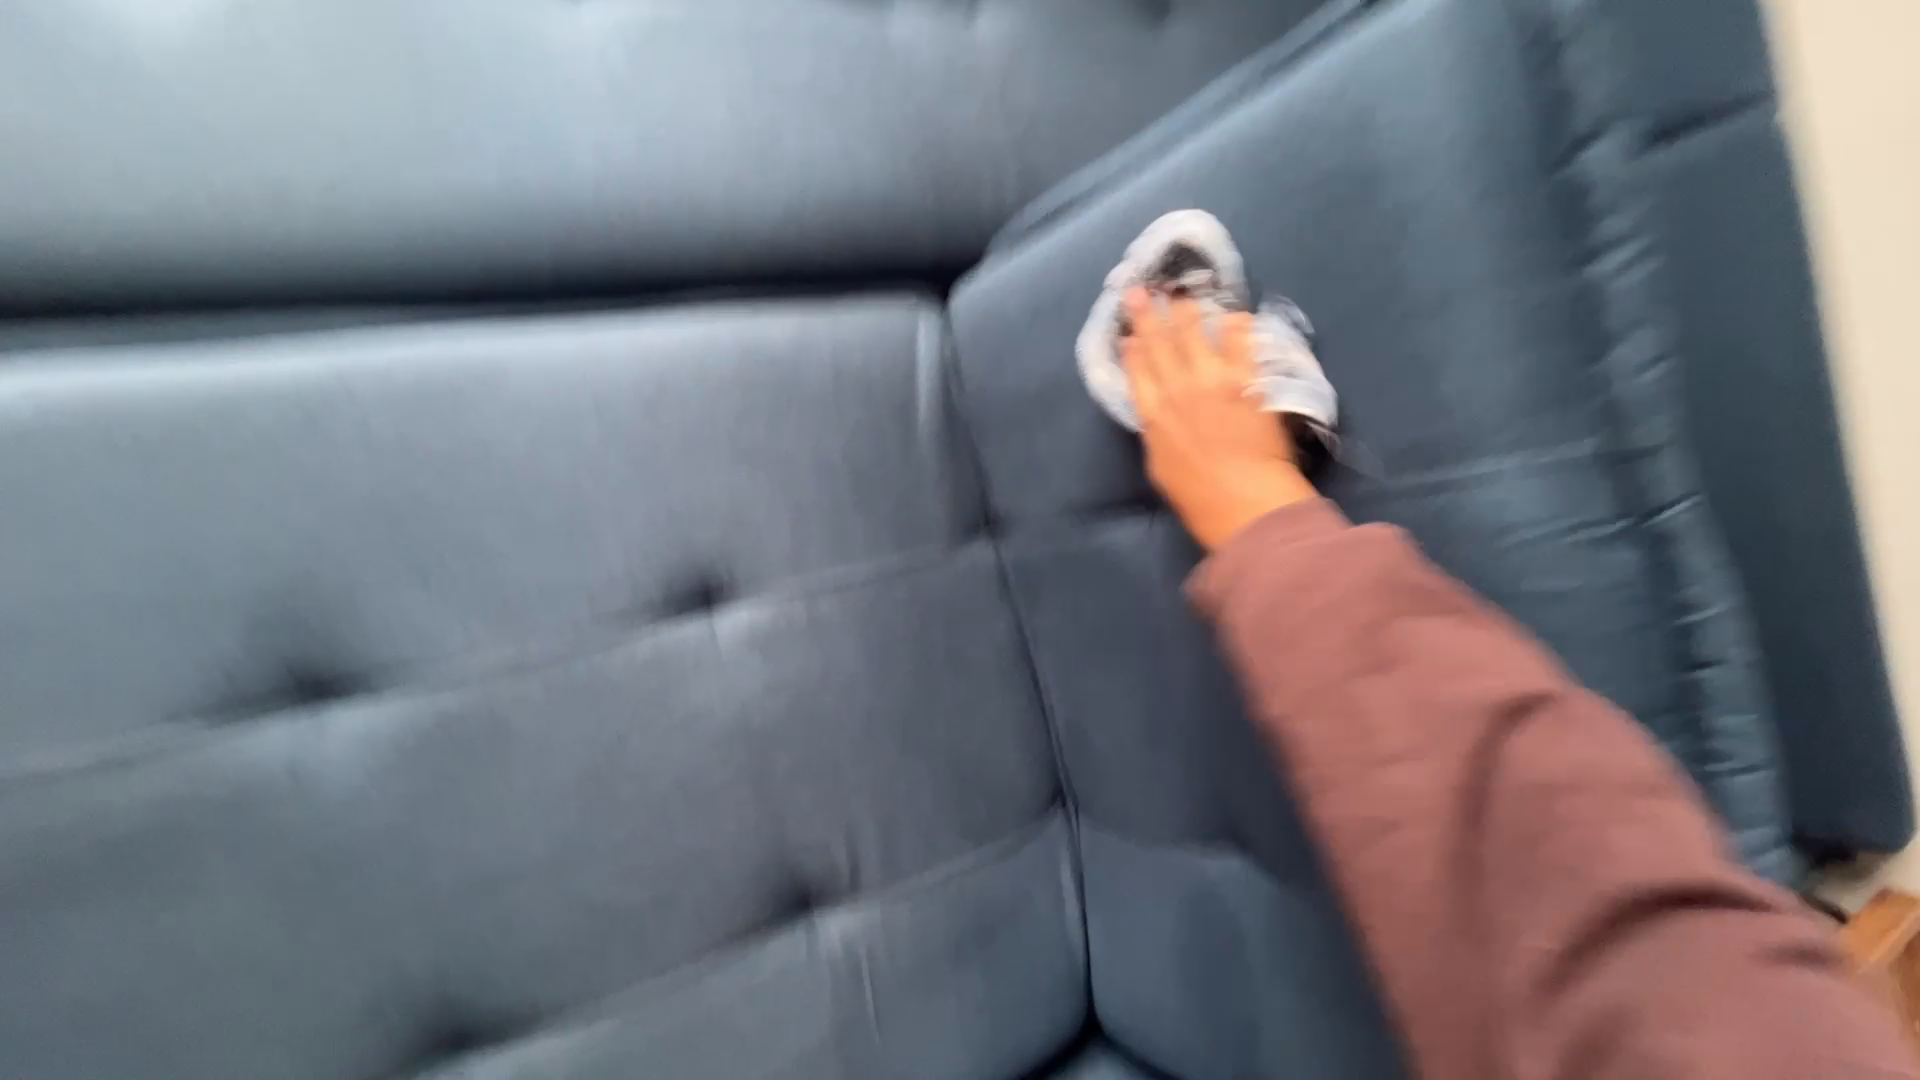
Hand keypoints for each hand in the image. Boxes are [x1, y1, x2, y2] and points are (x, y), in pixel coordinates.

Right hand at [1123, 287, 1318, 549]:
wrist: (1244, 501)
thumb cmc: (1199, 497)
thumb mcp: (1159, 468)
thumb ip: (1156, 434)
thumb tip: (1154, 413)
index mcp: (1152, 415)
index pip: (1137, 370)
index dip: (1132, 346)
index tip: (1128, 332)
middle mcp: (1177, 389)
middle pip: (1158, 342)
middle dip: (1147, 313)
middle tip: (1141, 289)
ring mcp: (1212, 379)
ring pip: (1193, 331)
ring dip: (1185, 309)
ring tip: (1182, 293)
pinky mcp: (1247, 378)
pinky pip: (1240, 339)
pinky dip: (1235, 323)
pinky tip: (1233, 313)